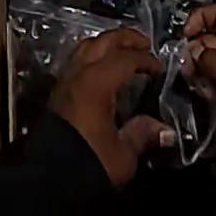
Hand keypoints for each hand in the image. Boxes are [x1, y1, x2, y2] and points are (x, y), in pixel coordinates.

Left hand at [49, 27, 171, 186]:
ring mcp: (66, 76)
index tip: (160, 66)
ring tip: (124, 49)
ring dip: (107, 42)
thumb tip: (164, 128)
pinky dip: (94, 53)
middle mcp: (79, 71)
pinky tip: (103, 65)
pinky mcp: (59, 86)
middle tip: (144, 42)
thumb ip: (142, 133)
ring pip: (87, 45)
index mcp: (97, 82)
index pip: (124, 58)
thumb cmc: (89, 162)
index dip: (144, 58)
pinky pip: (78, 57)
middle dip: (125, 38)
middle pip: (103, 41)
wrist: (50, 177)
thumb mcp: (123, 154)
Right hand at [183, 4, 215, 156]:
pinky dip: (207, 83)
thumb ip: (211, 59)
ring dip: (199, 68)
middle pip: (211, 37)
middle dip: (195, 48)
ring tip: (192, 81)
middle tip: (183, 65)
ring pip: (211, 59)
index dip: (199, 18)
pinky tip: (204, 94)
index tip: (184, 35)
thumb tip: (192, 50)